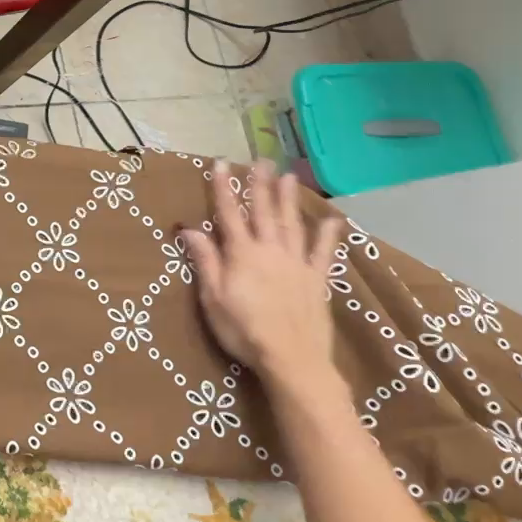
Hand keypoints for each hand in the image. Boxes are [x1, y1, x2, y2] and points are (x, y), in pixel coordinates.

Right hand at [180, 160, 342, 396]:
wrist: (293, 360)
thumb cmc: (244, 329)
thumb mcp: (213, 297)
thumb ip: (204, 260)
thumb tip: (189, 228)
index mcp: (242, 254)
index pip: (229, 214)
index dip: (224, 188)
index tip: (221, 164)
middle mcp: (270, 251)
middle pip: (263, 212)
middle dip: (259, 185)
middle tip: (260, 161)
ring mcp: (297, 264)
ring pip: (291, 224)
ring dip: (287, 199)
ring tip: (287, 176)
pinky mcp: (317, 280)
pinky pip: (322, 253)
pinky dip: (327, 235)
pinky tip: (332, 220)